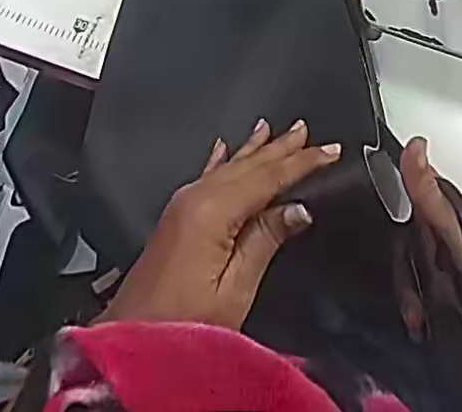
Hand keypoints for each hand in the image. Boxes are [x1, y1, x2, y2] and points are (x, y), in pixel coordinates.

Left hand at [101, 118, 341, 328]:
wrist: (131, 333)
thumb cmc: (184, 321)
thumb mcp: (235, 289)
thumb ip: (265, 241)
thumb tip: (298, 209)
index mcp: (213, 210)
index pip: (268, 177)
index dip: (301, 162)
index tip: (330, 149)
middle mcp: (197, 196)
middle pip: (248, 164)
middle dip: (281, 147)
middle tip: (305, 129)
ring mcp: (184, 202)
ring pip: (230, 165)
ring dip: (255, 148)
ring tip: (273, 128)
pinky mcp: (178, 213)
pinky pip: (207, 174)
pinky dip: (222, 158)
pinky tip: (225, 146)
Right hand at [397, 138, 461, 411]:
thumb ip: (434, 196)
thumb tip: (415, 146)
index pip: (415, 190)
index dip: (393, 202)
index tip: (383, 221)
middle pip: (411, 234)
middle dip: (402, 262)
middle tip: (409, 289)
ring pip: (419, 265)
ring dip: (411, 289)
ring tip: (419, 313)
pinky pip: (430, 293)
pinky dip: (424, 306)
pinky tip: (429, 318)